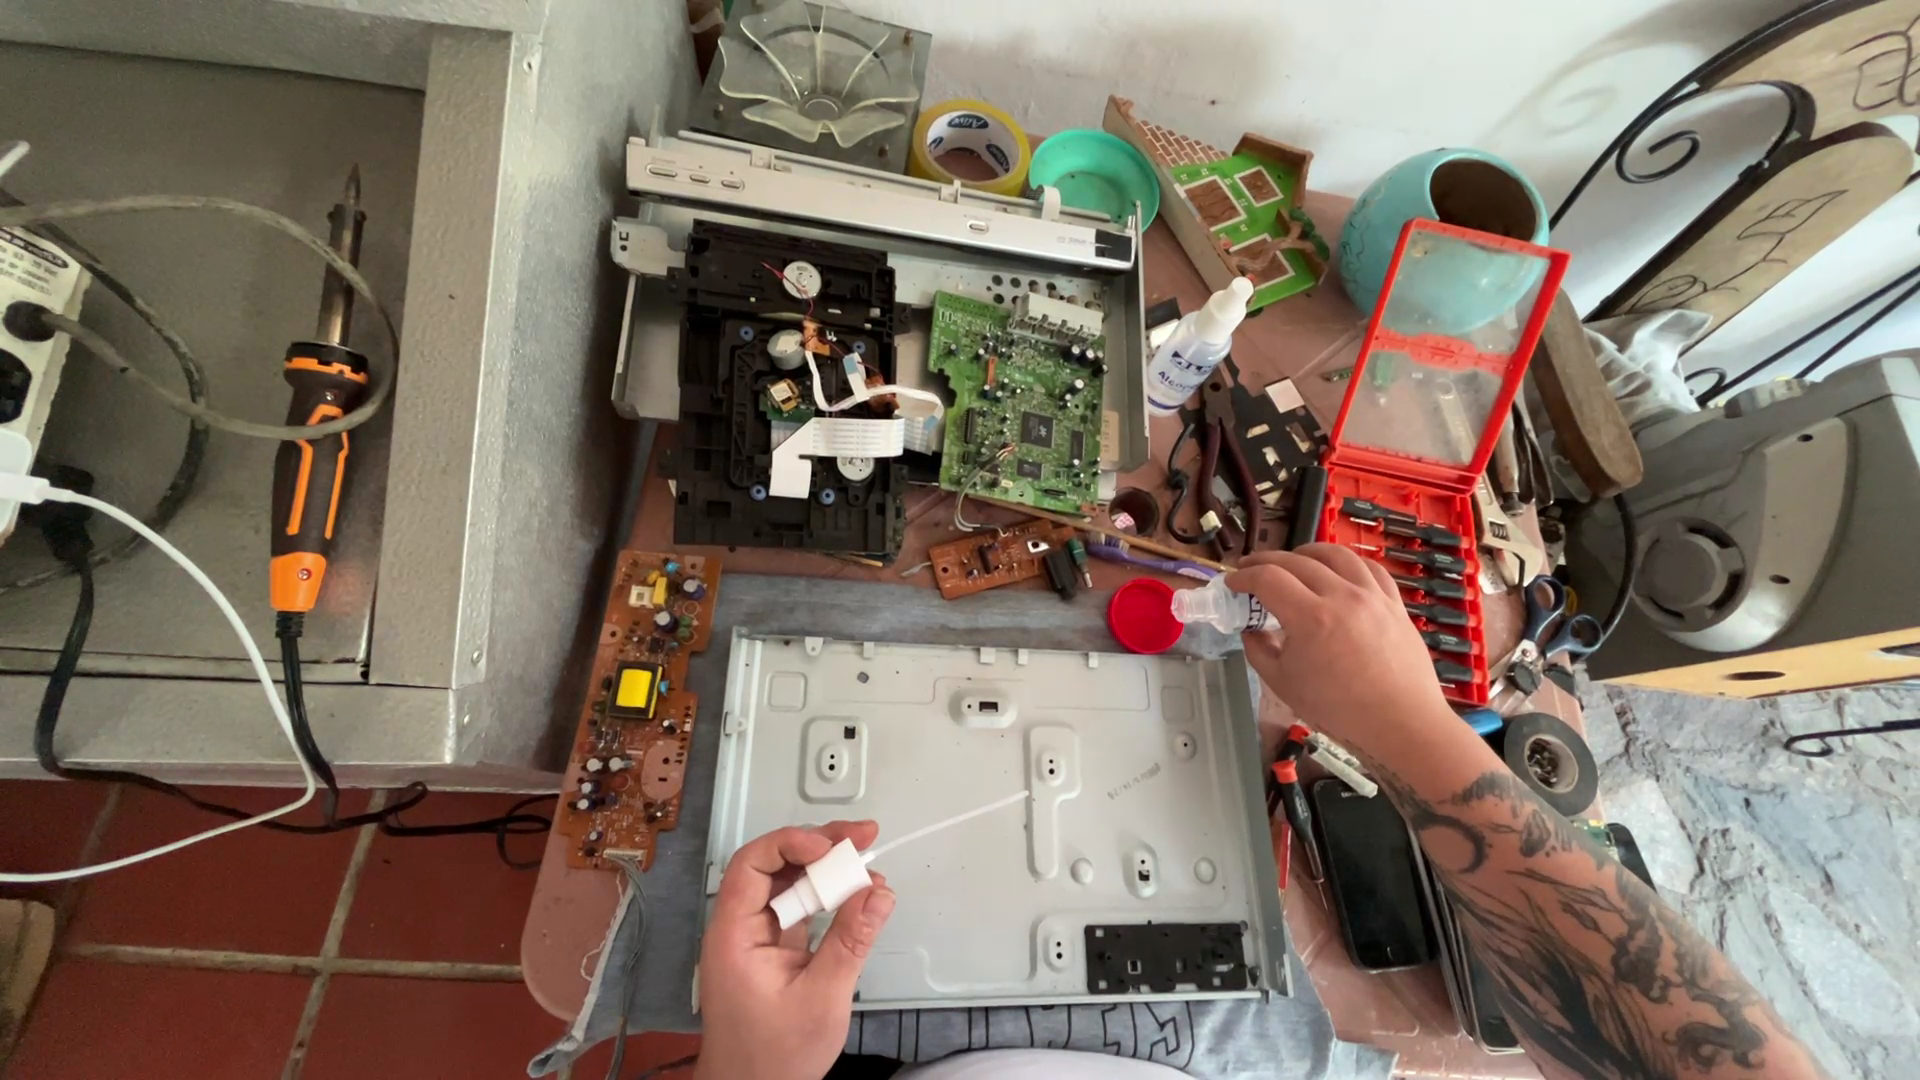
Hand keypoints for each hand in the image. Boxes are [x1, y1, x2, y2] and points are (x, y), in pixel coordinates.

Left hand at [694, 821, 895, 1079]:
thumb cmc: (775, 1058)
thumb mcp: (820, 1000)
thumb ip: (850, 941)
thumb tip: (880, 890)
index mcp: (734, 934)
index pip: (750, 864)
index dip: (790, 845)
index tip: (830, 848)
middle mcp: (741, 926)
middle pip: (774, 865)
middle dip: (819, 846)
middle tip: (863, 836)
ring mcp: (758, 936)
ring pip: (789, 881)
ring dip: (827, 867)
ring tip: (865, 858)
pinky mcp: (775, 947)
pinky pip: (799, 906)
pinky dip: (828, 895)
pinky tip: (856, 893)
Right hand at [1227, 544, 1455, 754]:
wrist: (1401, 724)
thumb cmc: (1338, 709)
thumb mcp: (1282, 683)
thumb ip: (1258, 650)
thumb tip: (1251, 630)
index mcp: (1310, 618)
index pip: (1267, 579)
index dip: (1243, 577)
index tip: (1232, 583)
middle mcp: (1341, 597)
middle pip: (1296, 561)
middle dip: (1265, 561)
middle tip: (1249, 569)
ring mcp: (1372, 597)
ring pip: (1335, 555)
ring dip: (1306, 552)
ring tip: (1292, 560)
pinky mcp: (1394, 604)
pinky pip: (1370, 568)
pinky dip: (1346, 562)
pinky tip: (1336, 570)